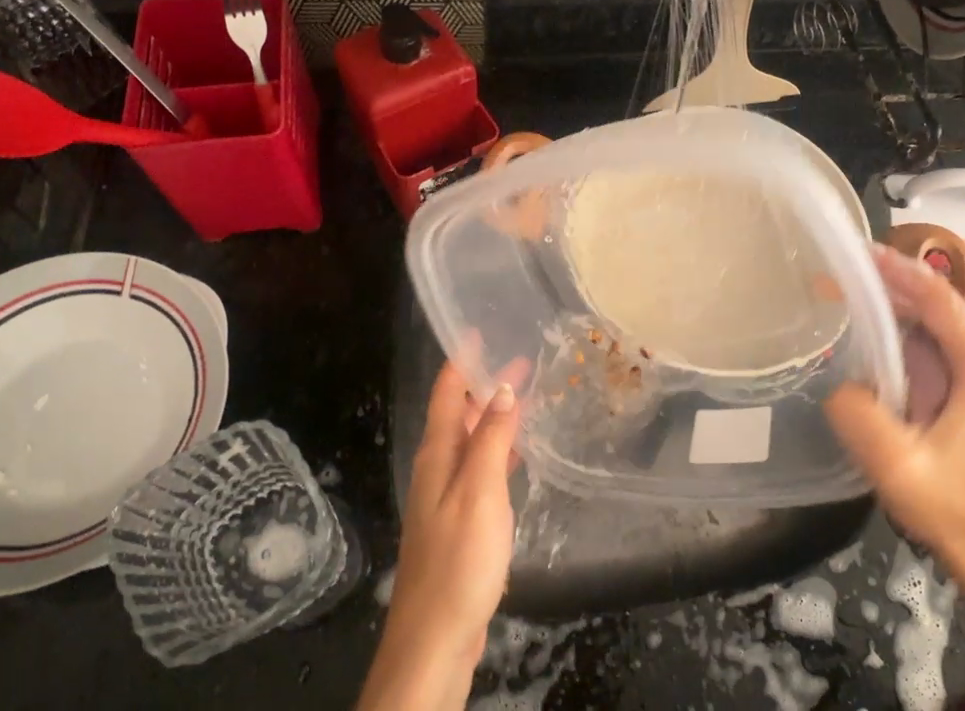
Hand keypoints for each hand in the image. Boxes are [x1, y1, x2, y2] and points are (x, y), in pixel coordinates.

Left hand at [360, 363, 519, 709]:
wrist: (437, 636)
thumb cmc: (458, 559)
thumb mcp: (479, 492)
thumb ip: (490, 439)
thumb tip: (503, 388)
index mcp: (437, 456)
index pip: (446, 394)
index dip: (461, 360)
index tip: (478, 328)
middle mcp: (438, 469)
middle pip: (460, 414)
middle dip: (486, 383)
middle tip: (522, 357)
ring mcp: (448, 496)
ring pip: (472, 441)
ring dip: (495, 416)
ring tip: (527, 394)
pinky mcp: (462, 521)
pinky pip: (482, 469)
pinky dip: (500, 450)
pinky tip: (520, 452)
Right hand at [825, 242, 964, 579]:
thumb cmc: (951, 504)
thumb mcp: (897, 464)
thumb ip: (860, 415)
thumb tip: (840, 385)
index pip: (937, 298)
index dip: (896, 269)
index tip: (857, 250)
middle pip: (931, 302)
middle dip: (884, 283)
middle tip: (832, 271)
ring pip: (925, 321)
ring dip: (885, 304)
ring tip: (837, 289)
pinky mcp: (961, 387)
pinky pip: (923, 345)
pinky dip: (891, 331)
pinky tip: (858, 328)